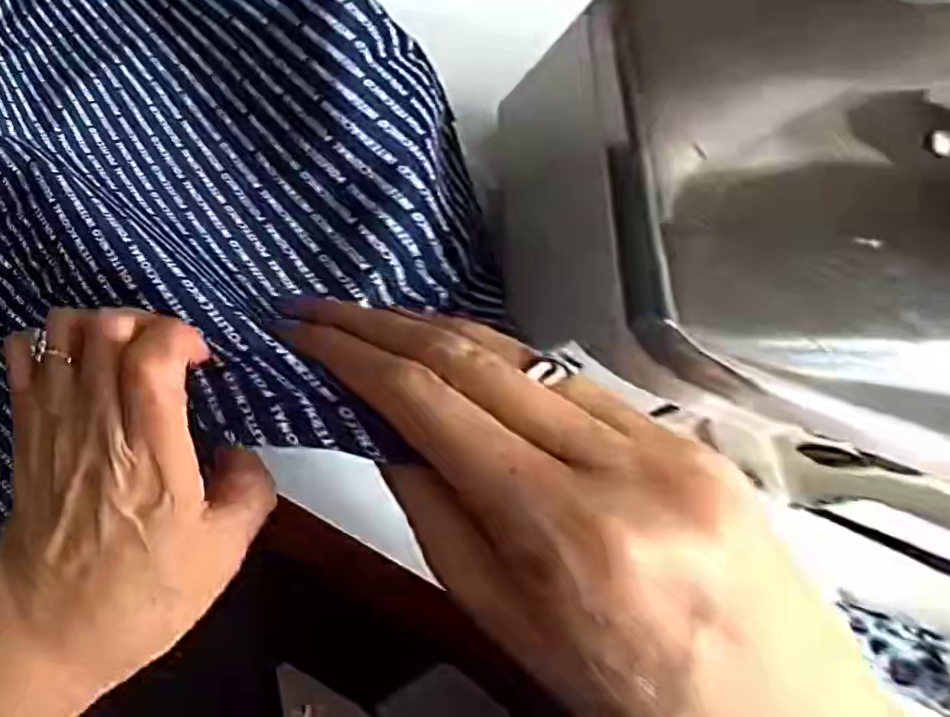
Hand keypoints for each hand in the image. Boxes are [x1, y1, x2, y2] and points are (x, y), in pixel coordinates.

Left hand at [0, 309, 277, 715]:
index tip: (197, 356)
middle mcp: (98, 420)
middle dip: (143, 320)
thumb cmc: (140, 592)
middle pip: (108, 327)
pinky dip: (41, 341)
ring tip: (116, 349)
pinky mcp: (24, 419)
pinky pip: (20, 351)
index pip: (152, 354)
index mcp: (151, 452)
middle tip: (160, 348)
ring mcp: (54, 415)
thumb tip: (241, 449)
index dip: (178, 335)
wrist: (52, 617)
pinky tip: (67, 362)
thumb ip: (247, 491)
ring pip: (62, 327)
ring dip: (93, 323)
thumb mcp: (220, 556)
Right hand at [271, 300, 893, 716]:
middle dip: (374, 322)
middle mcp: (624, 466)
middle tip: (315, 306)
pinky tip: (443, 344)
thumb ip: (423, 499)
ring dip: (424, 323)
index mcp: (567, 526)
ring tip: (365, 316)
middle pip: (466, 357)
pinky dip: (483, 348)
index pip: (427, 399)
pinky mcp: (686, 434)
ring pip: (512, 351)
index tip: (300, 331)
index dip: (350, 353)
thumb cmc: (615, 683)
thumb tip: (373, 417)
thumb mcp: (491, 603)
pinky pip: (558, 370)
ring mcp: (667, 442)